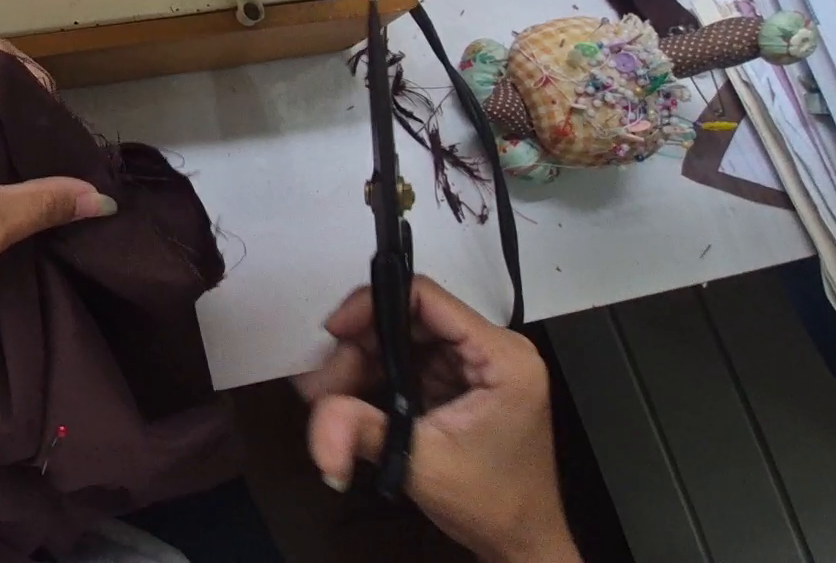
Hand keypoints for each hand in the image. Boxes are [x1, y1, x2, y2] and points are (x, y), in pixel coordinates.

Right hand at [295, 276, 578, 562]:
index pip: (424, 298)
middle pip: (403, 317)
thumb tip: (315, 420)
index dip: (372, 304)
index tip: (335, 332)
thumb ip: (363, 430)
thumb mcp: (423, 464)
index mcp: (501, 356)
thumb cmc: (491, 505)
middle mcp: (487, 347)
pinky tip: (348, 399)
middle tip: (326, 385)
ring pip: (396, 335)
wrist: (520, 549)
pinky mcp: (452, 376)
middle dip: (358, 346)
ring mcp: (469, 361)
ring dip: (358, 362)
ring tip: (331, 399)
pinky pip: (400, 356)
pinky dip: (370, 374)